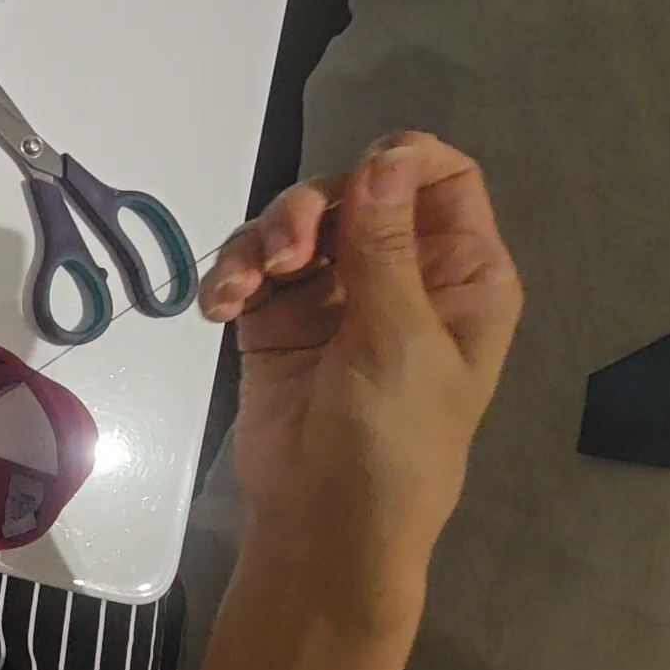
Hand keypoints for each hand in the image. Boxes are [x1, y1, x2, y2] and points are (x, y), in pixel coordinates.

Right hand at [199, 133, 521, 623]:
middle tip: (279, 257)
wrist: (321, 513)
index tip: (348, 186)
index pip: (437, 180)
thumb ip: (384, 249)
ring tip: (236, 292)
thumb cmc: (391, 438)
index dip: (395, 164)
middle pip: (346, 196)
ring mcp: (323, 298)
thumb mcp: (398, 340)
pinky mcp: (268, 323)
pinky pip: (243, 277)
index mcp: (453, 274)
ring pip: (283, 233)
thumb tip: (385, 156)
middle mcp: (389, 274)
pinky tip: (216, 311)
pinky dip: (224, 283)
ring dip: (251, 250)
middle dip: (303, 214)